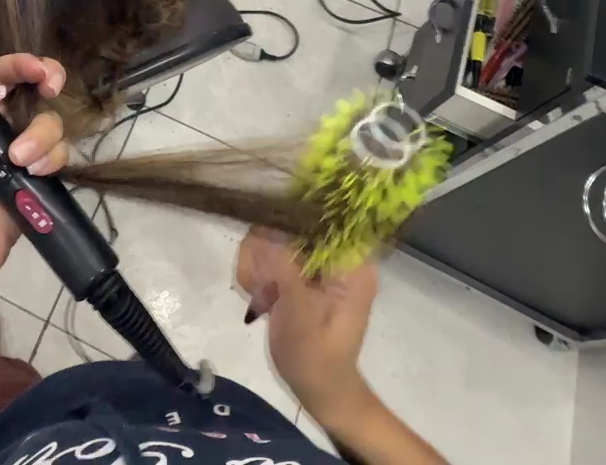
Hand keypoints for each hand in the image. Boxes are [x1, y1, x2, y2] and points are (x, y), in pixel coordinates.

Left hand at [0, 55, 69, 322]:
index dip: (19, 64)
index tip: (37, 70)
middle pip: (32, 89)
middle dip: (48, 78)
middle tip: (52, 86)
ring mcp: (19, 154)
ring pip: (49, 123)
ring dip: (41, 135)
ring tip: (20, 161)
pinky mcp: (37, 180)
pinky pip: (57, 155)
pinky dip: (51, 158)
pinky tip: (34, 174)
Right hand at [237, 228, 377, 422]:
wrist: (319, 389)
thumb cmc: (316, 358)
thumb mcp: (300, 316)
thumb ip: (286, 269)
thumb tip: (267, 229)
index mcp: (350, 261)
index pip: (317, 216)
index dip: (285, 220)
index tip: (264, 248)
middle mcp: (335, 252)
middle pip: (288, 220)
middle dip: (263, 250)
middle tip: (258, 284)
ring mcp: (315, 258)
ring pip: (271, 233)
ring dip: (256, 262)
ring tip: (259, 294)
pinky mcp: (299, 266)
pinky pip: (266, 249)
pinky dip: (255, 270)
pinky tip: (259, 296)